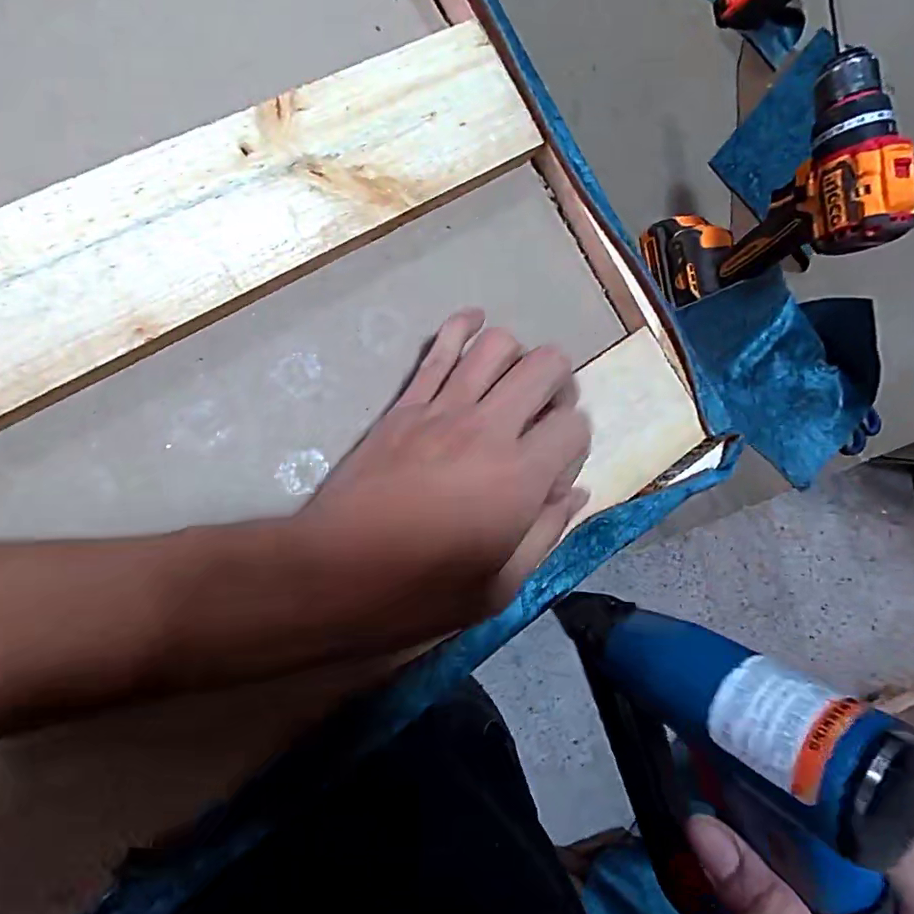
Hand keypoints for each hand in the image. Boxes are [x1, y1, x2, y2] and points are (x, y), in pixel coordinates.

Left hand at [289, 308, 590, 642]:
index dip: (575, 445)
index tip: (554, 473)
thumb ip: (546, 533)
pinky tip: (474, 321)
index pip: (575, 426)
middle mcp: (488, 428)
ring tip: (512, 383)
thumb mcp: (500, 587)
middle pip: (547, 366)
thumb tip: (577, 492)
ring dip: (518, 356)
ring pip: (497, 345)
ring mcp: (441, 410)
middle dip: (559, 385)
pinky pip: (438, 350)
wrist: (336, 572)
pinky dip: (461, 327)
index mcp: (520, 477)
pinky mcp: (403, 406)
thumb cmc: (421, 592)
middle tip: (544, 417)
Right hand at [685, 815, 913, 913]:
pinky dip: (859, 887)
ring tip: (789, 908)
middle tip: (754, 879)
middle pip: (858, 825)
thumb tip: (700, 826)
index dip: (784, 804)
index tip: (730, 810)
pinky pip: (901, 872)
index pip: (848, 809)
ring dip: (825, 870)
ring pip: (874, 845)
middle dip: (801, 850)